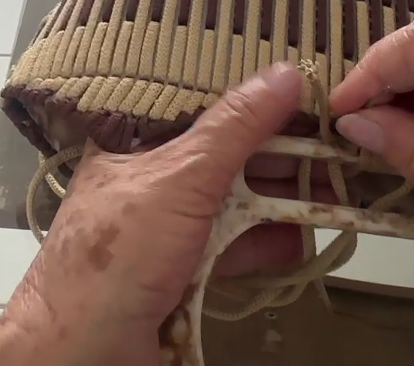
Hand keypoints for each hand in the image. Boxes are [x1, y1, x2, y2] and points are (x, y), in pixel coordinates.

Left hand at [0, 62, 305, 365]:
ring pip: (231, 199)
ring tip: (332, 187)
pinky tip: (300, 238)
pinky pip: (231, 246)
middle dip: (277, 152)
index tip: (298, 90)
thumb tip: (284, 76)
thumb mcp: (179, 178)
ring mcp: (164, 225)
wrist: (81, 359)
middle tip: (331, 145)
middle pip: (223, 152)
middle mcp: (147, 175)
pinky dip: (265, 243)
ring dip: (280, 198)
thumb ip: (234, 129)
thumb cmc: (111, 258)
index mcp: (131, 138)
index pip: (197, 101)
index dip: (248, 95)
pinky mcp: (181, 270)